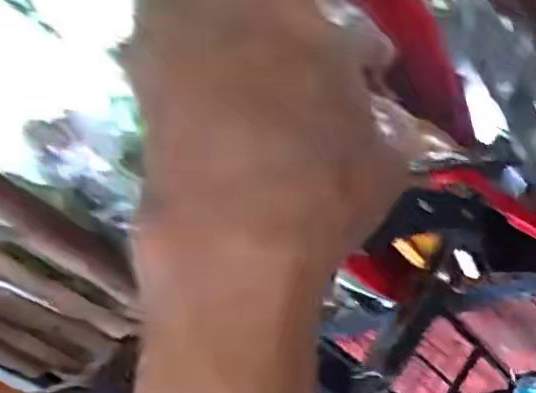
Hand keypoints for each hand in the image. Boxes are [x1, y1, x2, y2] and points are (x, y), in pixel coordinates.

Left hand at [125, 0, 411, 295]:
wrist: (237, 227)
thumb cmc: (328, 193)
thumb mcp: (388, 168)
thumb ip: (392, 129)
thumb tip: (388, 117)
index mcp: (321, 27)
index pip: (358, 31)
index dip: (372, 60)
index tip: (377, 80)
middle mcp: (249, 3)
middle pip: (287, 11)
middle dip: (307, 39)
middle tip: (320, 78)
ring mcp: (187, 16)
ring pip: (230, 16)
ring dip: (253, 41)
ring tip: (269, 86)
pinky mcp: (143, 48)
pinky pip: (187, 38)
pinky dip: (209, 61)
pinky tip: (228, 101)